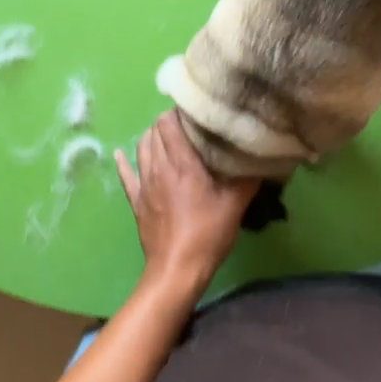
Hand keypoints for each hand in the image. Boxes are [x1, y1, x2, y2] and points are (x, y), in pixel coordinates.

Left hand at [115, 112, 258, 291]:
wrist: (177, 268)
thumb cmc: (207, 234)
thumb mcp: (235, 204)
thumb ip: (247, 178)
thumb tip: (260, 157)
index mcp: (182, 163)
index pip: (169, 123)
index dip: (179, 113)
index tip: (195, 112)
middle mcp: (159, 167)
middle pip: (154, 132)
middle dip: (168, 123)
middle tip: (187, 126)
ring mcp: (144, 183)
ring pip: (141, 148)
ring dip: (152, 138)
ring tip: (167, 137)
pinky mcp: (136, 200)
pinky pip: (126, 175)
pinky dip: (123, 162)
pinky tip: (120, 154)